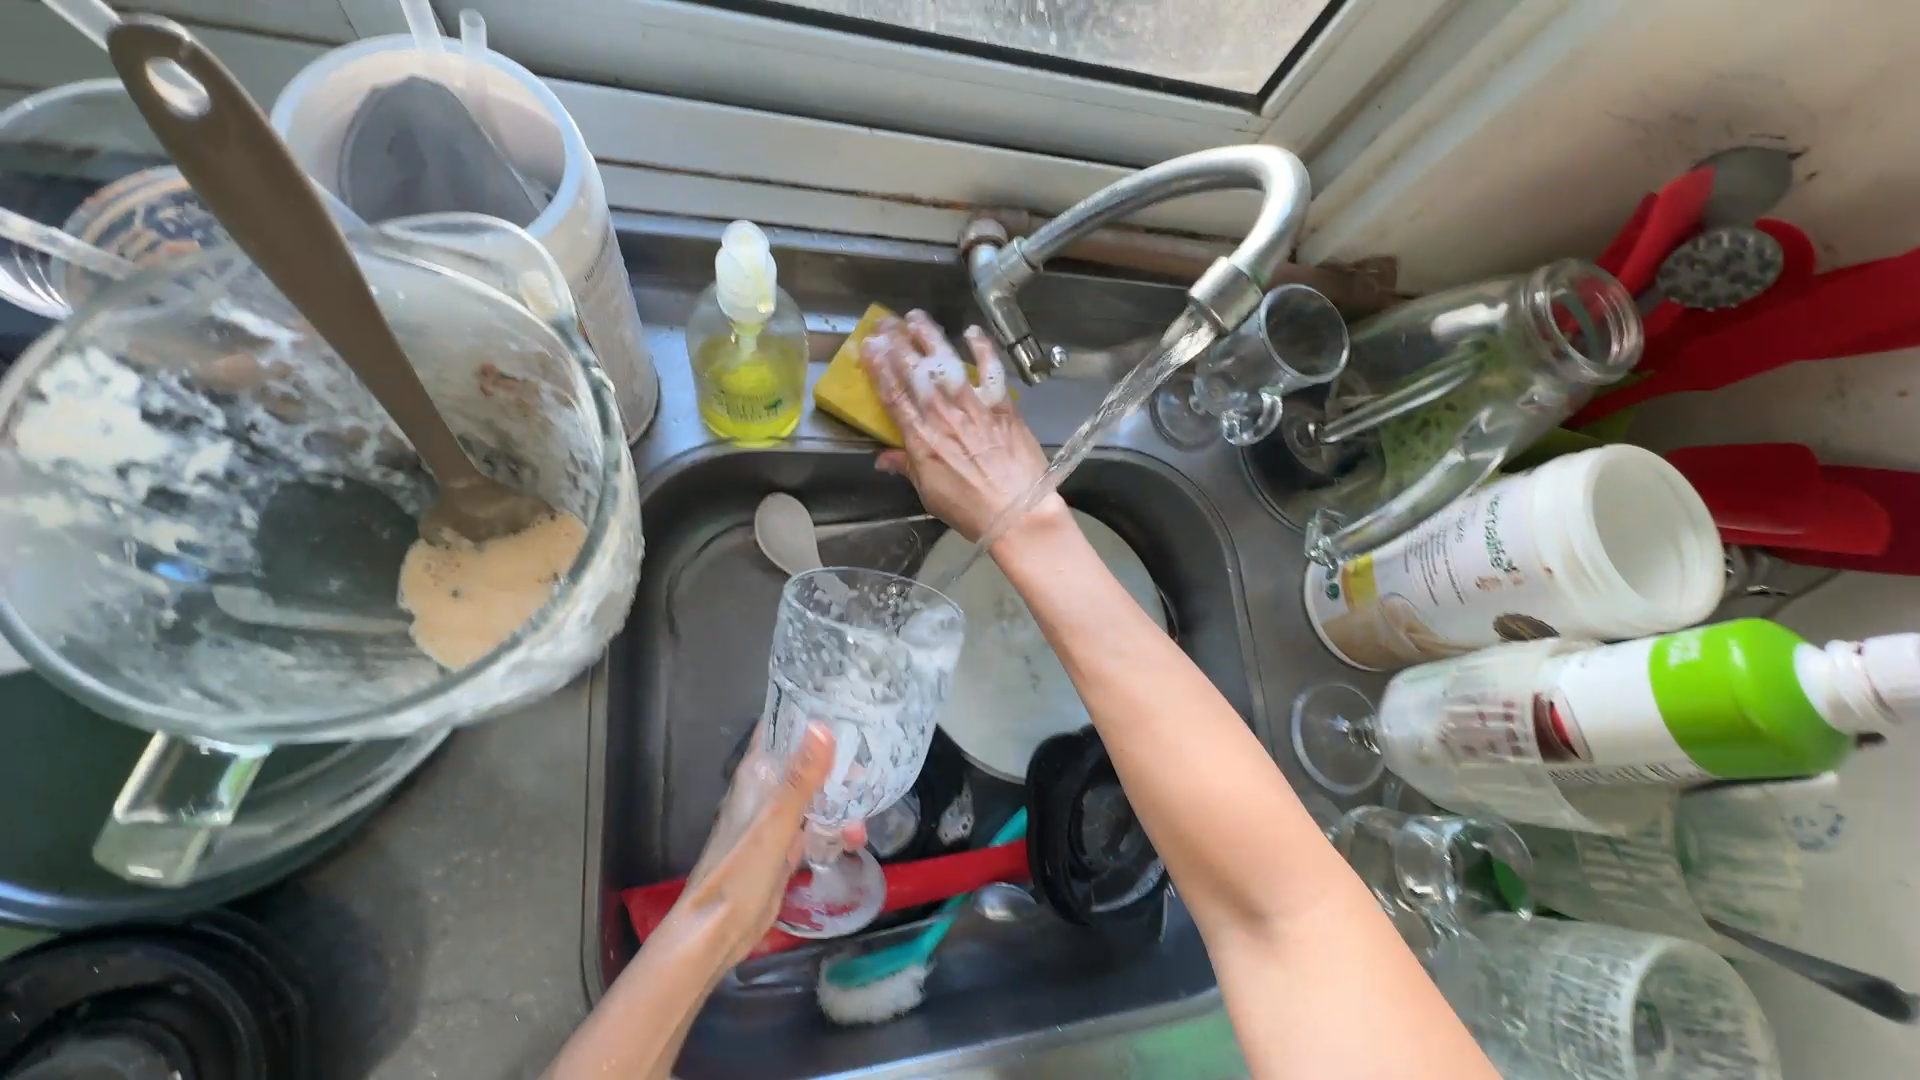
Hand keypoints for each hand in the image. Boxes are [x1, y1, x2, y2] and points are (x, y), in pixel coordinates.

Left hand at [673, 722, 860, 966]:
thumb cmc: (740, 871)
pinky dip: (834, 828)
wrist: (718, 932)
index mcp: (756, 776)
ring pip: (814, 796)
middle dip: (837, 763)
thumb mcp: (775, 821)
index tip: (841, 703)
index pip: (778, 729)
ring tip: (863, 819)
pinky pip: (815, 826)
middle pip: (805, 762)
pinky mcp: (783, 848)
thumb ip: (801, 777)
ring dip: (840, 801)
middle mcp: (765, 792)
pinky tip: (853, 840)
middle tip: (870, 769)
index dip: (805, 712)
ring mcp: (774, 821)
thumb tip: (823, 726)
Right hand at [860, 310, 1067, 543]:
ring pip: (946, 362)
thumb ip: (907, 467)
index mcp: (921, 439)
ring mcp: (974, 406)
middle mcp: (943, 415)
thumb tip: (882, 458)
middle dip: (897, 344)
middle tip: (885, 323)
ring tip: (916, 316)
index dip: (878, 368)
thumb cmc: (970, 509)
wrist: (1017, 512)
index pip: (893, 395)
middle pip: (914, 371)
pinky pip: (990, 368)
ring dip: (929, 336)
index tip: (869, 347)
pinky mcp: (1002, 405)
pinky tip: (972, 331)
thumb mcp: (929, 493)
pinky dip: (982, 348)